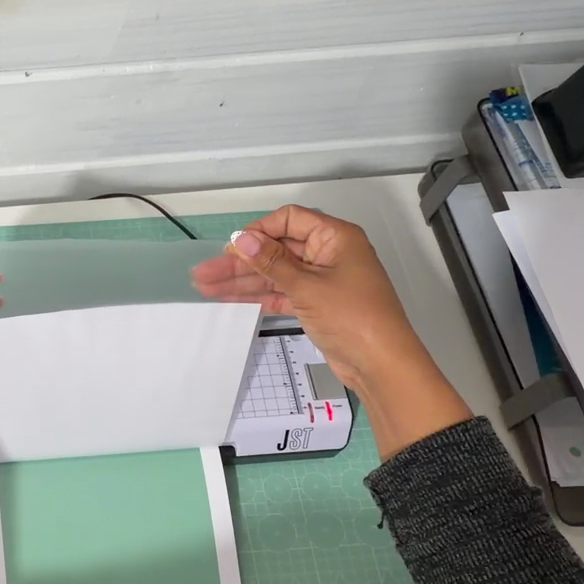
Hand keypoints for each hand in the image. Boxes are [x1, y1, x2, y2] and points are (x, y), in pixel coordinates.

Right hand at [190, 206, 421, 392]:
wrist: (380, 363)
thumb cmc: (351, 316)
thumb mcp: (307, 286)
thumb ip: (270, 262)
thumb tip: (241, 239)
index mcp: (334, 237)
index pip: (289, 220)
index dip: (258, 231)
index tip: (230, 248)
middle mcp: (327, 253)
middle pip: (275, 249)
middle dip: (240, 261)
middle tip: (203, 272)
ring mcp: (320, 280)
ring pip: (273, 273)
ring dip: (241, 280)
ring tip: (204, 286)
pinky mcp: (314, 304)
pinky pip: (279, 293)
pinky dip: (256, 295)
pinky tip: (227, 298)